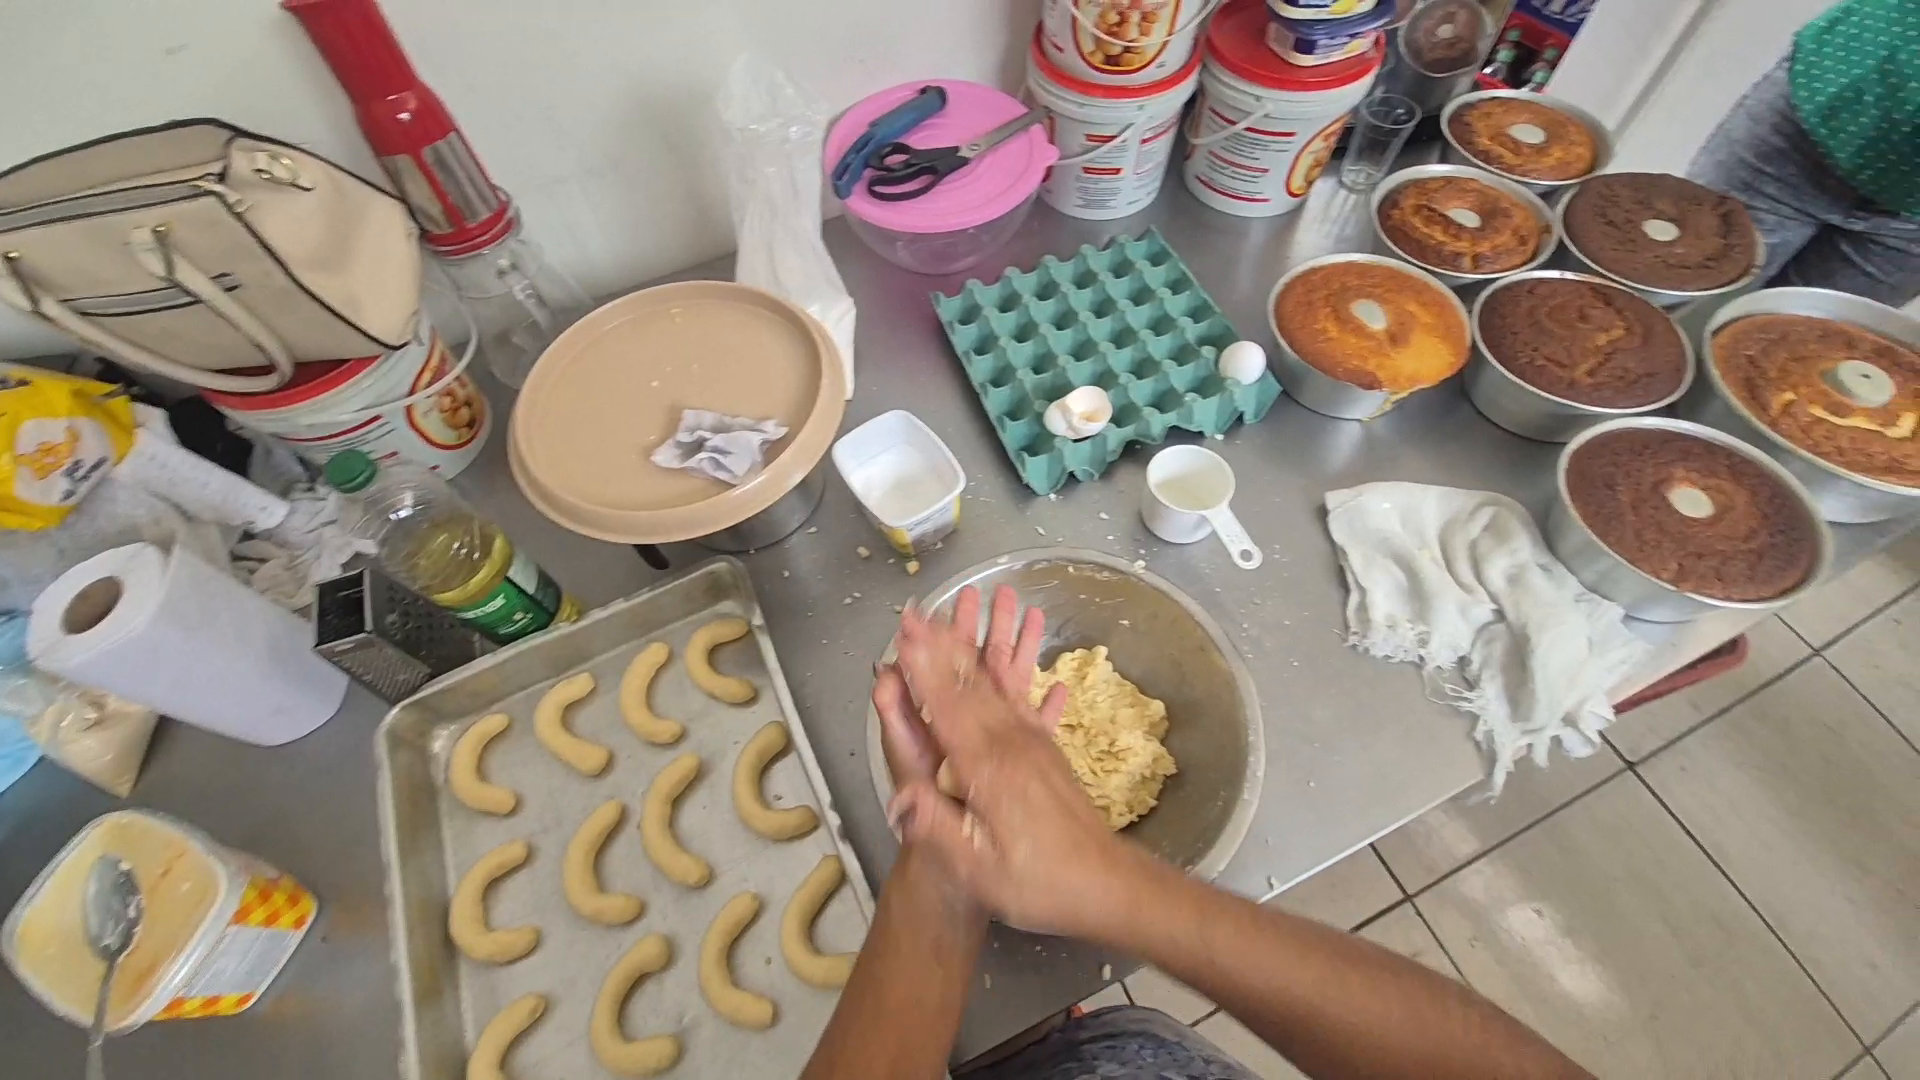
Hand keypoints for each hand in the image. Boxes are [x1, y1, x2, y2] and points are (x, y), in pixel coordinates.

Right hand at [882, 596, 1140, 935]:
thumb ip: (938, 831)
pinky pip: (1022, 696)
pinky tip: (1012, 648)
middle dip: (941, 645)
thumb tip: (896, 797)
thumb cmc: (1040, 883)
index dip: (923, 672)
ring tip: (966, 609)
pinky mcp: (1046, 747)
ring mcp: (1032, 742)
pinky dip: (1009, 667)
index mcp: (988, 770)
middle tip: (920, 612)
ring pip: (998, 681)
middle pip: (970, 683)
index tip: (905, 637)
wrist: (1108, 882)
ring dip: (977, 641)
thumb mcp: (981, 871)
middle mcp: (1010, 743)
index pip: (946, 709)